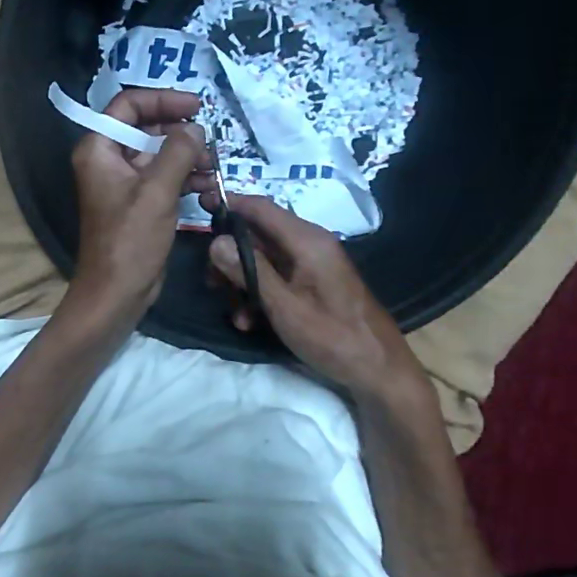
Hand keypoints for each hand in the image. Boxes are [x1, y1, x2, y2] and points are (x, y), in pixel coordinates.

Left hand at [69, 88, 212, 317]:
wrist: (116, 292)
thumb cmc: (130, 240)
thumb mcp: (157, 191)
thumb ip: (178, 152)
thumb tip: (195, 128)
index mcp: (99, 149)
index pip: (129, 105)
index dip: (163, 100)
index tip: (197, 106)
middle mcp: (107, 160)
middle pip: (146, 128)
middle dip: (181, 133)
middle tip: (210, 143)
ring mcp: (123, 182)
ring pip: (159, 154)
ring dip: (188, 157)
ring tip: (214, 168)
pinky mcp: (138, 203)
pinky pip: (163, 178)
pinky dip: (185, 178)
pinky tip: (209, 186)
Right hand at [200, 192, 427, 400]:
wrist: (379, 371)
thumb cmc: (333, 337)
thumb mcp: (284, 307)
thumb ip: (249, 271)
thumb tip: (215, 241)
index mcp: (307, 241)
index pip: (260, 207)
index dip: (228, 204)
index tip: (198, 209)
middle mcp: (309, 244)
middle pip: (257, 234)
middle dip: (229, 256)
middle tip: (211, 282)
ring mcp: (312, 264)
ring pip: (262, 259)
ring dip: (242, 281)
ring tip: (236, 312)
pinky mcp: (312, 282)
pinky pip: (276, 277)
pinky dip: (259, 294)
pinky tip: (251, 322)